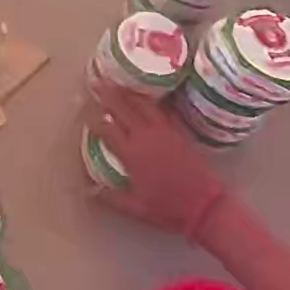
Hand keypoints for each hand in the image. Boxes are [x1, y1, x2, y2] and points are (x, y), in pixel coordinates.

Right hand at [86, 84, 225, 240]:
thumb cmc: (168, 208)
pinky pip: (161, 110)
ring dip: (128, 92)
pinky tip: (145, 96)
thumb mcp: (134, 208)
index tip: (85, 112)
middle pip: (123, 108)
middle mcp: (146, 136)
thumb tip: (90, 190)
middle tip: (96, 80)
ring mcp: (164, 131)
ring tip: (117, 82)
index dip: (95, 119)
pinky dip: (150, 100)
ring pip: (142, 104)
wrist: (204, 205)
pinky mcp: (178, 131)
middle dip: (108, 94)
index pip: (108, 129)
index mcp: (132, 153)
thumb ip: (110, 197)